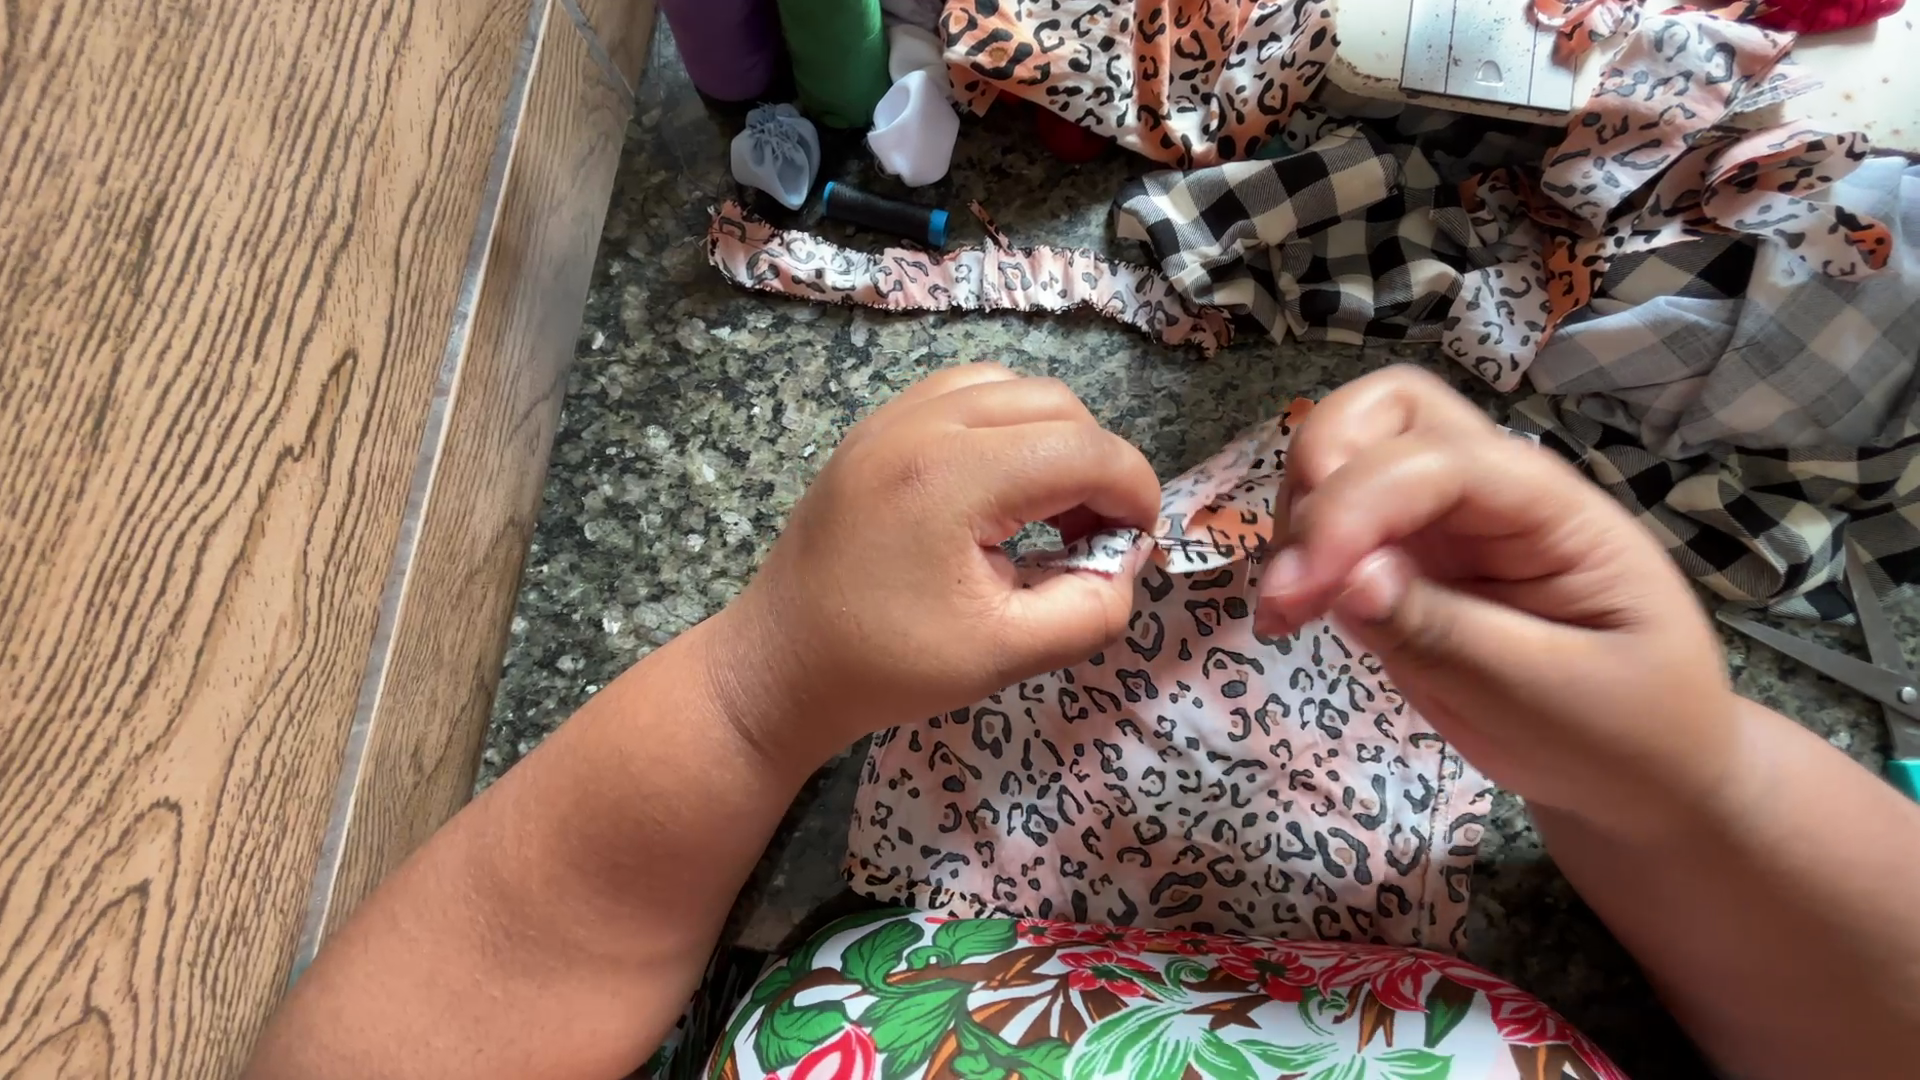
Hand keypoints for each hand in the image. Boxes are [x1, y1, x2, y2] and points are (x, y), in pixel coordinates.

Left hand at [709, 364, 1160, 768]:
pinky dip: (1004, 423)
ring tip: (1047, 503)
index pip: (1083, 448)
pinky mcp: (874, 428)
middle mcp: (920, 424)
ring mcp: (889, 417)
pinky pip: (963, 392)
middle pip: (1055, 404)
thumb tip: (1125, 558)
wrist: (781, 663)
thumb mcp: (1005, 656)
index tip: (1137, 541)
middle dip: (1097, 463)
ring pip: (1011, 386)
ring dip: (1053, 435)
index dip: (1135, 489)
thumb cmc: (887, 667)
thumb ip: (1091, 607)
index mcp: (952, 477)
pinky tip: (998, 481)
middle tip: (1092, 533)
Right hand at [1256, 366, 1740, 835]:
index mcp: (1550, 508)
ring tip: (1284, 606)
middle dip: (1318, 460)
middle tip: (1294, 560)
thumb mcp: (1542, 695)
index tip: (1300, 591)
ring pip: (1342, 450)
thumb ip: (1442, 633)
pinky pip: (1328, 518)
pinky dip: (1293, 552)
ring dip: (1295, 511)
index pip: (1435, 463)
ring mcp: (1437, 519)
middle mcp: (1487, 492)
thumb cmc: (1617, 730)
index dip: (1353, 508)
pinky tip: (1285, 616)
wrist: (1633, 768)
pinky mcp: (1396, 554)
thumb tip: (1350, 579)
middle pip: (1388, 406)